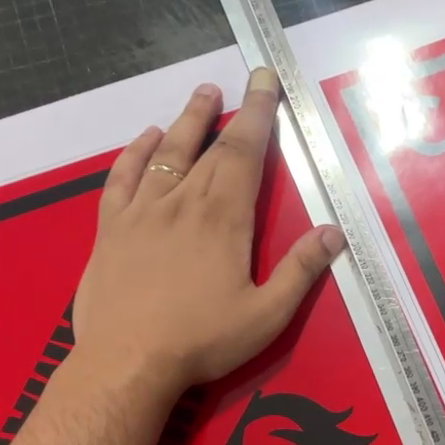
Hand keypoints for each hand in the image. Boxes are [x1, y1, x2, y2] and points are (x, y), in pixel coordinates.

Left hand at [72, 68, 345, 399]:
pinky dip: (137, 153)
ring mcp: (142, 212)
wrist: (126, 363)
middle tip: (244, 84)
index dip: (258, 115)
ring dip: (188, 121)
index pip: (245, 154)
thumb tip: (333, 233)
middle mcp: (183, 203)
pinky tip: (148, 138)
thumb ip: (300, 271)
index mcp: (224, 219)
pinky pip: (123, 178)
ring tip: (204, 94)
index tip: (265, 81)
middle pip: (211, 147)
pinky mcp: (111, 228)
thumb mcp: (267, 315)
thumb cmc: (203, 341)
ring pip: (168, 154)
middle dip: (233, 113)